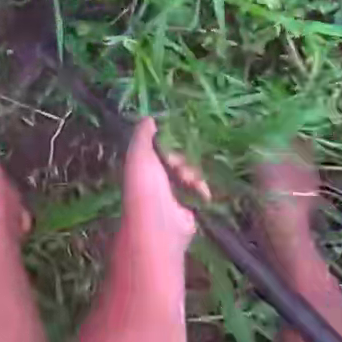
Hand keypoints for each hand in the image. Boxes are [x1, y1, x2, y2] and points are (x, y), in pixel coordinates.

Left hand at [121, 118, 199, 254]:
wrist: (159, 222)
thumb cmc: (145, 184)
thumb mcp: (139, 153)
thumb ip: (143, 134)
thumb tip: (149, 118)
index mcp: (142, 165)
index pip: (158, 147)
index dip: (167, 144)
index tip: (172, 144)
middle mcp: (156, 178)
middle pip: (176, 159)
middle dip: (181, 159)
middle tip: (178, 166)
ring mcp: (172, 193)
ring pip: (189, 173)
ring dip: (192, 173)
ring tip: (189, 180)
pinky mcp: (188, 207)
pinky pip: (199, 190)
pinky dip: (202, 188)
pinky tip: (202, 192)